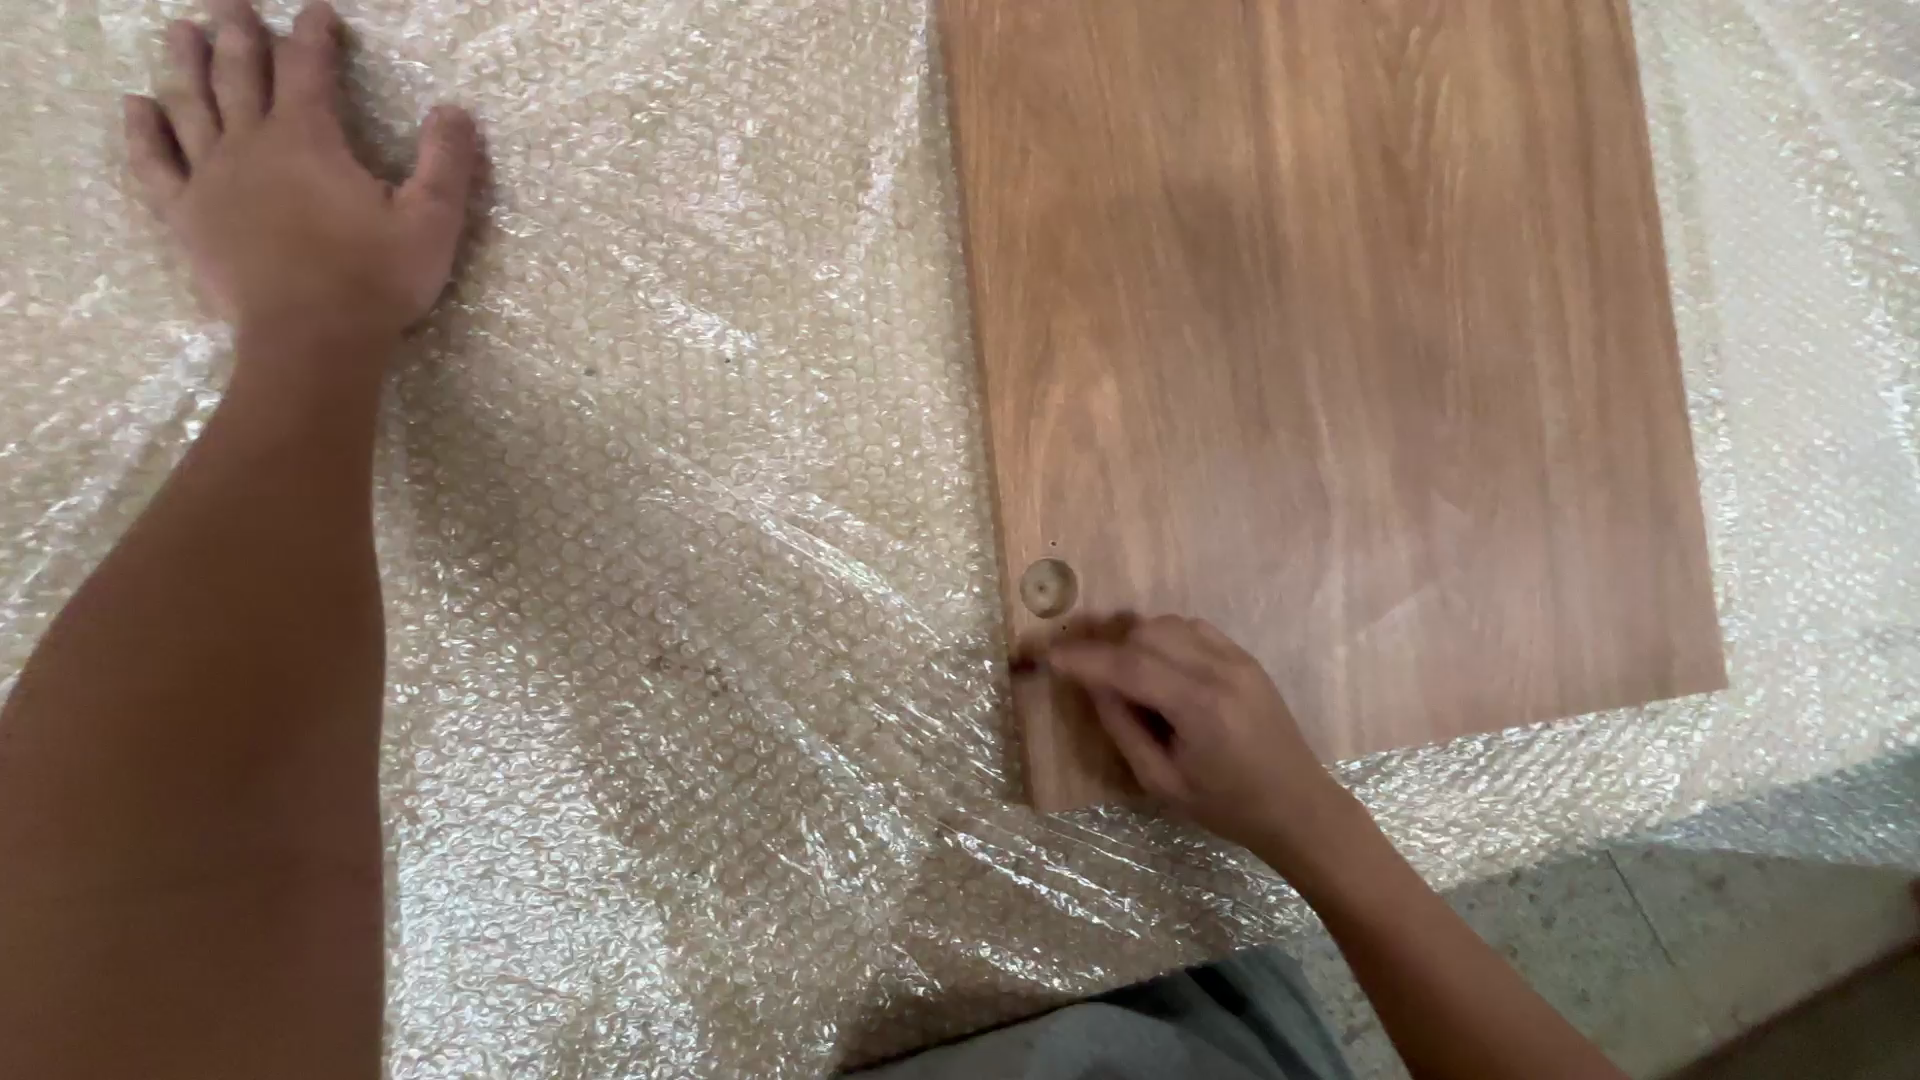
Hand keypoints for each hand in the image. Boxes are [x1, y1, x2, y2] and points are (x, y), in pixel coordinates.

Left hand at [122, 0, 476, 343]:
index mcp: (309, 141)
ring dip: (186, 62)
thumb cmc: (378, 278)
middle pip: (238, 73)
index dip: (314, 36)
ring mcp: (210, 177)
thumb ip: (446, 163)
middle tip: (232, 3)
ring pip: (189, 103)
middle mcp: (250, 144)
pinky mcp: (187, 213)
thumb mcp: (433, 222)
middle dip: (239, 32)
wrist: (313, 335)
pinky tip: (137, 106)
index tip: (319, 13)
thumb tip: (454, 110)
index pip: (308, 70)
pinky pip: (153, 161)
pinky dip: (142, 129)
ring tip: (183, 32)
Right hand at [1048, 615, 1364, 865]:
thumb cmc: (1227, 807)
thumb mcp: (1162, 781)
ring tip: (1122, 675)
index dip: (1085, 660)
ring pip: (1167, 623)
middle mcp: (1221, 670)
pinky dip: (1163, 638)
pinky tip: (1157, 666)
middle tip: (1082, 672)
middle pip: (1145, 635)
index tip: (1050, 657)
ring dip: (1134, 641)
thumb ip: (1123, 727)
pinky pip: (1191, 628)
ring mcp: (1237, 658)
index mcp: (1202, 708)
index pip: (1129, 667)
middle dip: (1106, 648)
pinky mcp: (1245, 657)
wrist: (1299, 807)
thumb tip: (1092, 685)